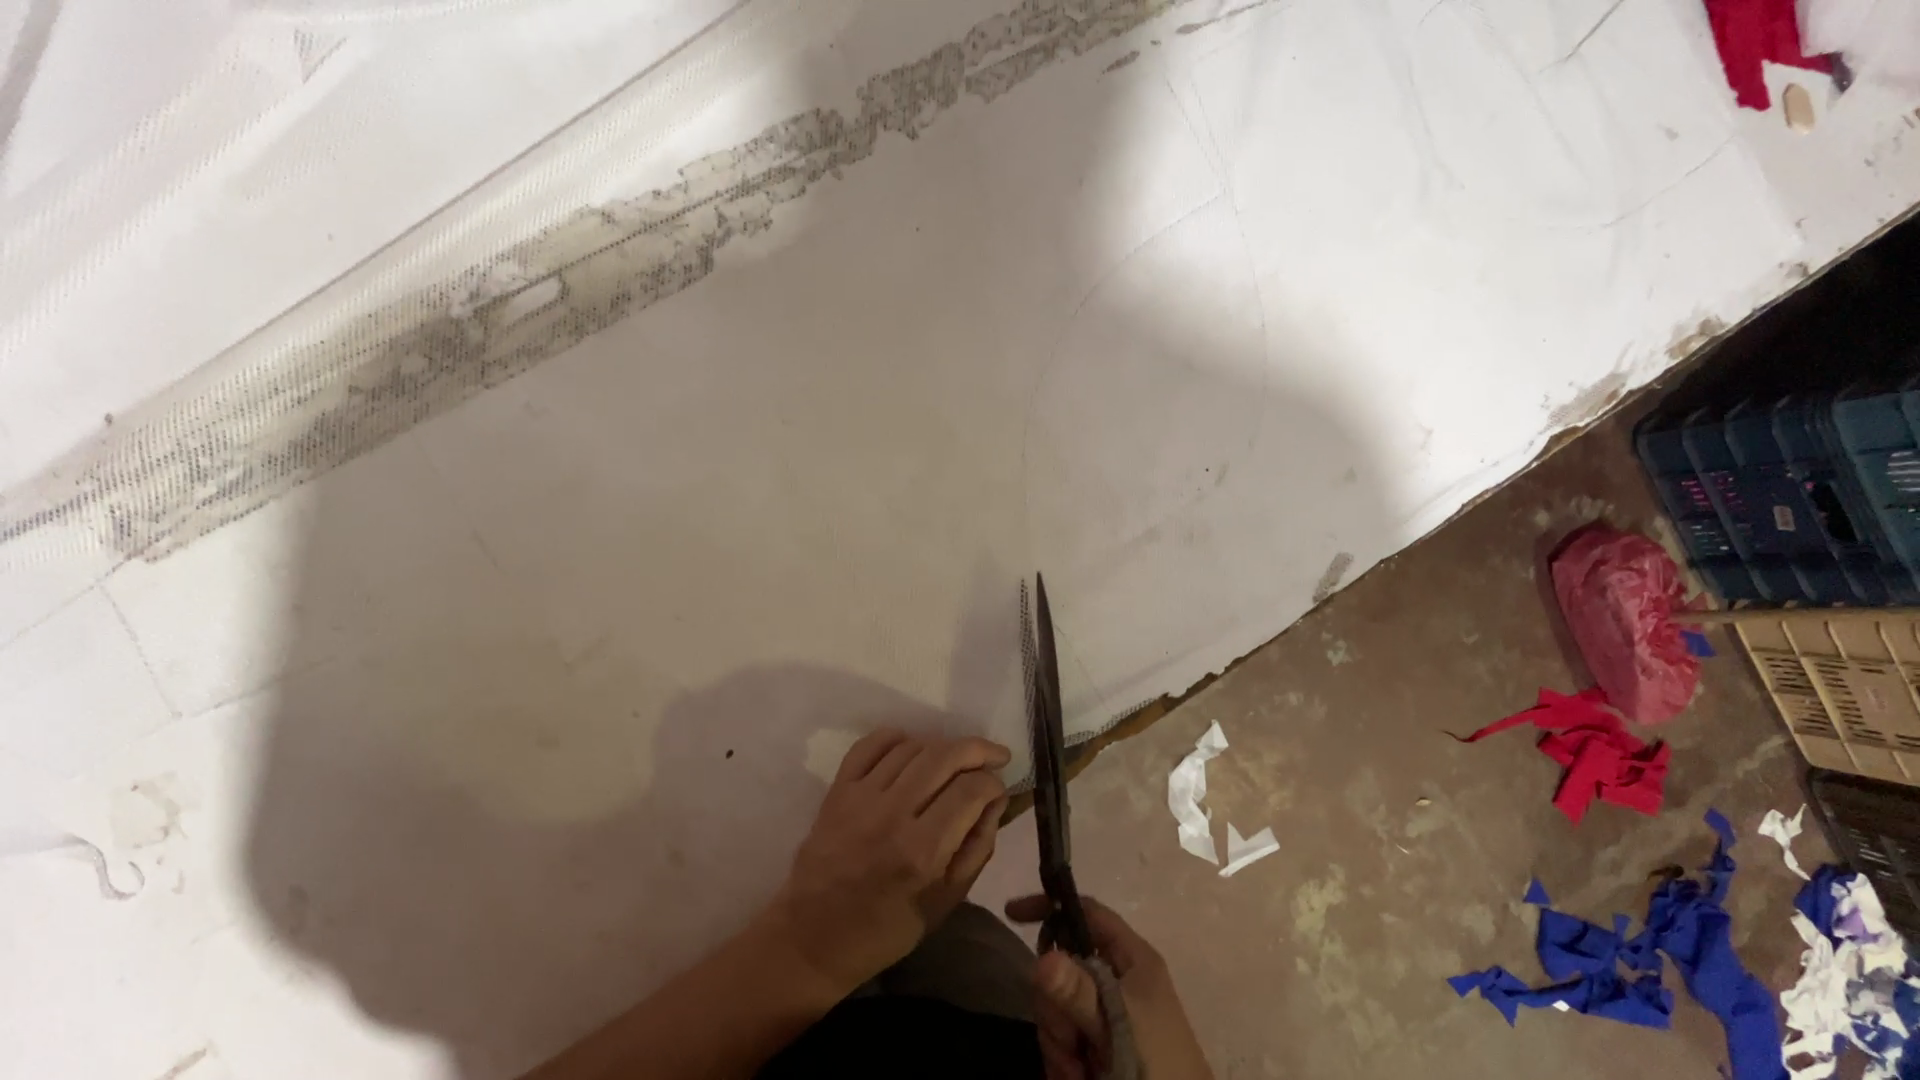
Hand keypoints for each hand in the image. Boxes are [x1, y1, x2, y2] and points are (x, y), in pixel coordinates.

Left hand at [764, 729, 1009, 995]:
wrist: (814, 937)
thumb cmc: (887, 929)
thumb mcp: (947, 902)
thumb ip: (977, 847)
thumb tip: (995, 800)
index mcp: (923, 850)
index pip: (971, 791)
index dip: (994, 784)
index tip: (999, 790)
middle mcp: (892, 814)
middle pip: (944, 757)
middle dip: (977, 750)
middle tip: (994, 755)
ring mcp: (861, 798)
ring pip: (911, 747)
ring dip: (942, 746)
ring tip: (955, 759)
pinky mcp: (837, 790)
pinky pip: (869, 745)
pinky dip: (895, 738)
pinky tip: (911, 747)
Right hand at [1005, 894, 1212, 1079]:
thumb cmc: (1157, 1064)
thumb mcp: (1118, 1026)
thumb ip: (1079, 993)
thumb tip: (1042, 959)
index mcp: (1131, 960)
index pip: (1086, 913)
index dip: (1050, 907)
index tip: (1012, 915)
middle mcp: (1116, 981)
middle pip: (1061, 967)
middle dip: (1056, 1008)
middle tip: (1069, 1040)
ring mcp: (1105, 1015)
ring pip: (1056, 1008)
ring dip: (1059, 1043)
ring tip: (1079, 1072)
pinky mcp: (1096, 1046)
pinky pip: (1060, 1040)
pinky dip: (1063, 1062)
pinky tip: (1078, 1079)